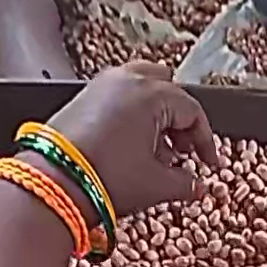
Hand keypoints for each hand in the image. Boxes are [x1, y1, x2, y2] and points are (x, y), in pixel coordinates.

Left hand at [43, 63, 222, 218]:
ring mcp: (103, 86)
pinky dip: (134, 121)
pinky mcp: (85, 99)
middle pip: (168, 93)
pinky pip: (120, 101)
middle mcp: (127, 80)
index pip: (192, 111)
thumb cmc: (105, 179)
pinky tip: (134, 152)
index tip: (209, 165)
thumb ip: (185, 184)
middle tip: (184, 155)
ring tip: (158, 157)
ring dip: (158, 122)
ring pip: (143, 94)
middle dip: (180, 125)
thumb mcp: (156, 186)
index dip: (205, 141)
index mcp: (151, 94)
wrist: (57, 182)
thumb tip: (198, 187)